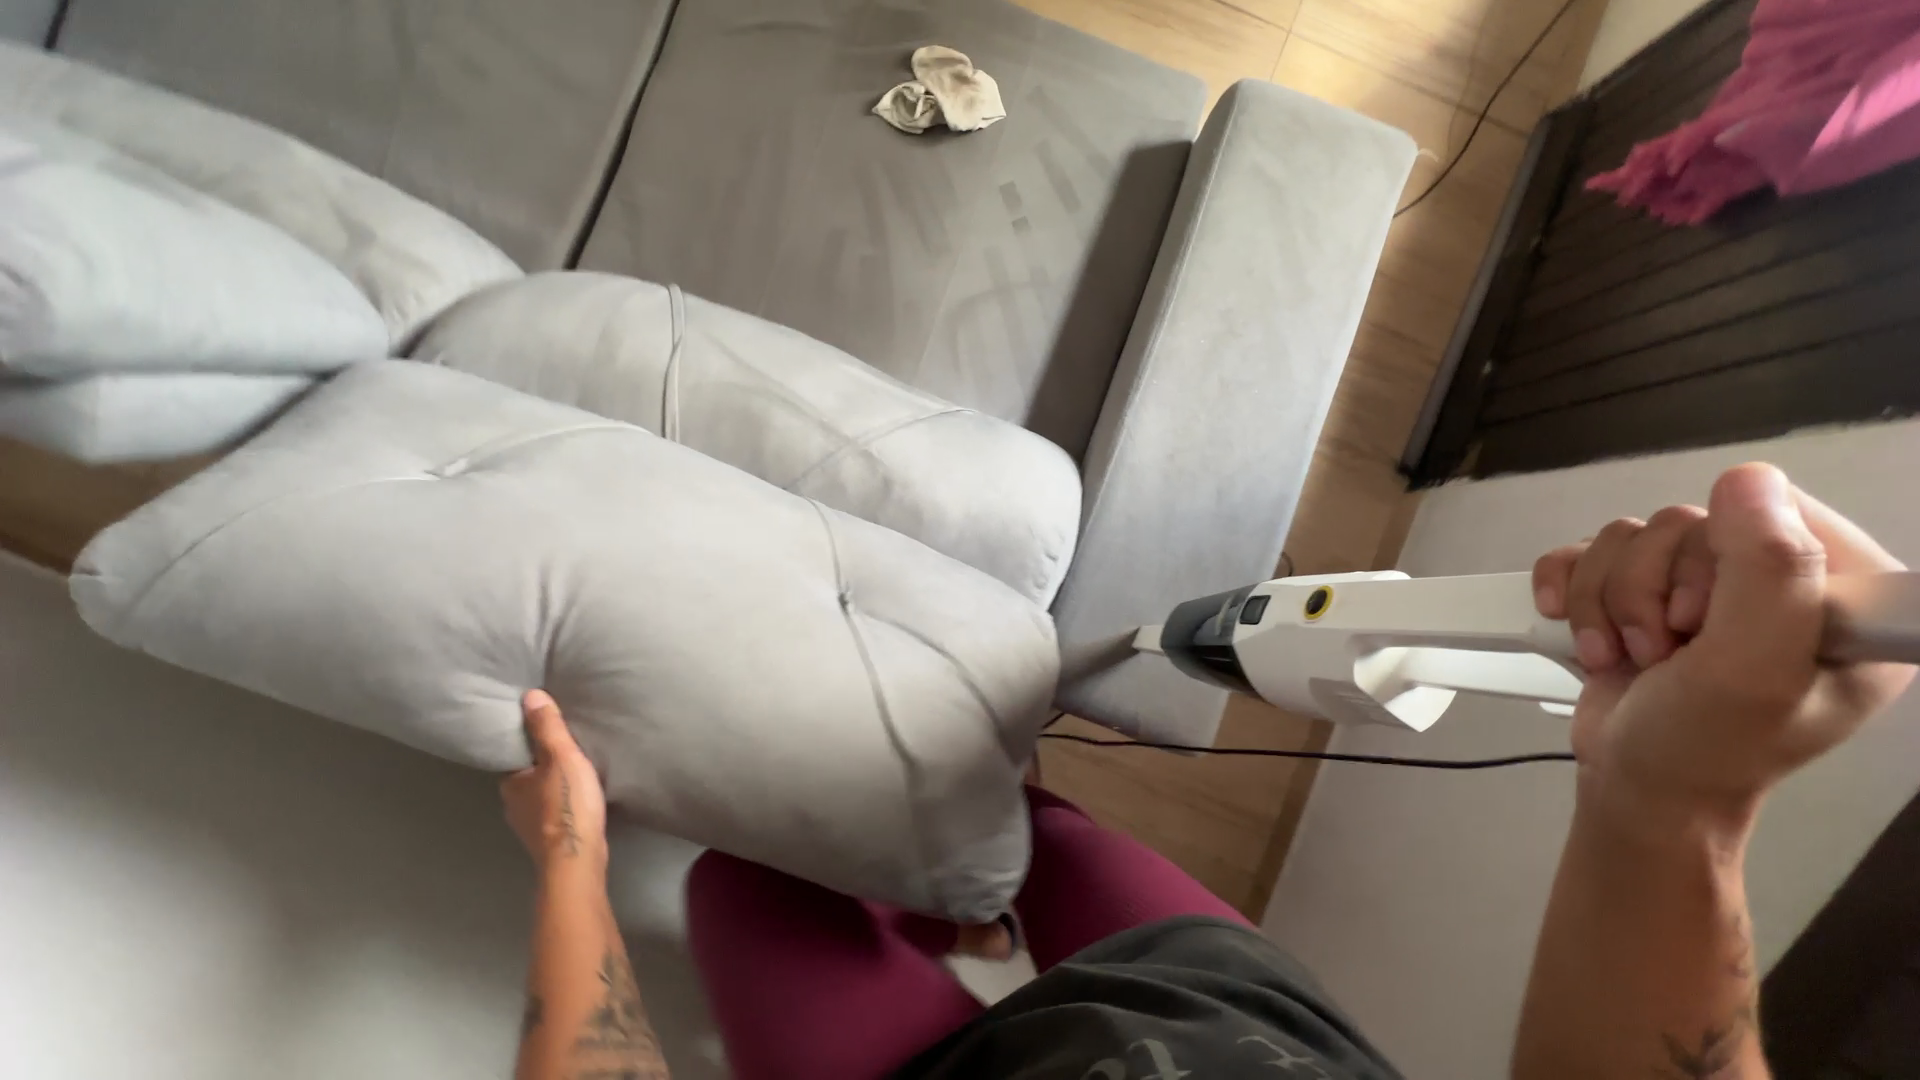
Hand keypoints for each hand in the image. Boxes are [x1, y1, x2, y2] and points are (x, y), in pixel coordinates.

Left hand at [501, 690, 608, 870]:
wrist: (576, 857)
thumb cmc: (566, 804)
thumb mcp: (561, 757)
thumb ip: (548, 728)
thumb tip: (529, 695)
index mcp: (510, 783)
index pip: (515, 757)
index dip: (530, 746)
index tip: (546, 736)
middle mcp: (512, 806)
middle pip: (527, 778)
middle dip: (542, 768)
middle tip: (566, 751)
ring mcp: (528, 827)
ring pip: (538, 798)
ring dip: (551, 789)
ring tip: (575, 775)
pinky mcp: (548, 841)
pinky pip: (551, 814)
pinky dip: (560, 806)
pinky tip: (577, 802)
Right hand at [1532, 463, 1913, 818]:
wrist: (1632, 785)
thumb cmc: (1703, 746)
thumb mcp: (1750, 670)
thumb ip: (1768, 572)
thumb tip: (1745, 477)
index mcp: (1844, 600)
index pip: (1773, 511)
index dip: (1717, 556)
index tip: (1704, 623)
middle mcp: (1773, 586)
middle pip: (1682, 525)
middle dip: (1644, 591)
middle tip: (1659, 651)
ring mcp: (1696, 590)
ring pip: (1624, 539)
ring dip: (1603, 602)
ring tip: (1623, 656)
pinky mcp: (1631, 594)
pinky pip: (1581, 553)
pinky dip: (1566, 593)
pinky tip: (1581, 636)